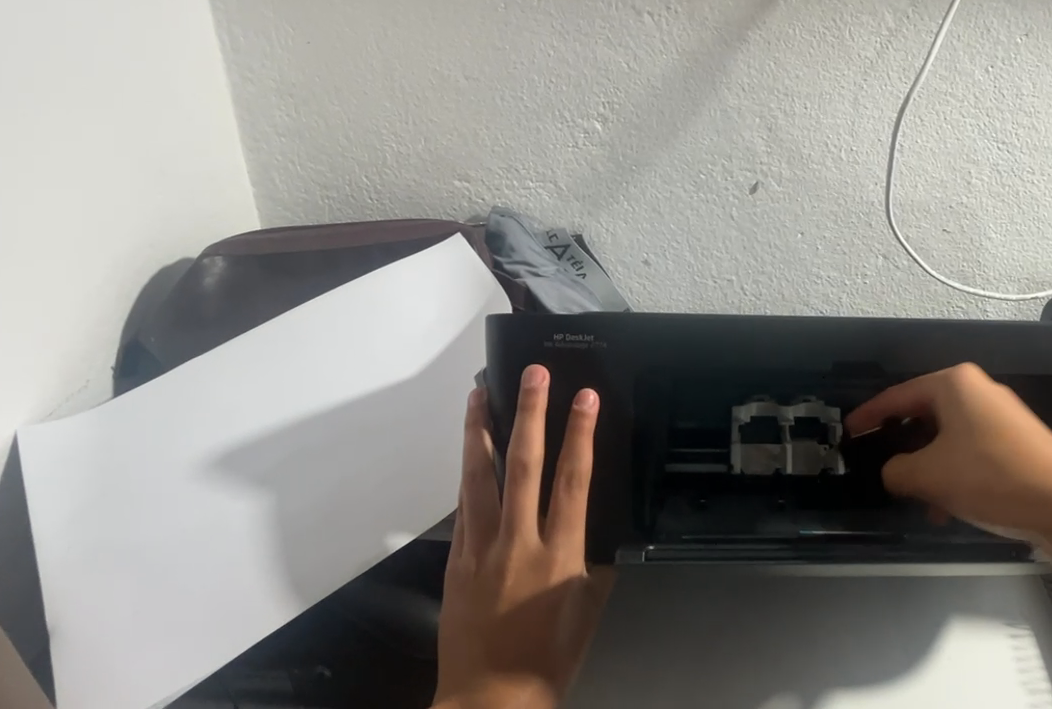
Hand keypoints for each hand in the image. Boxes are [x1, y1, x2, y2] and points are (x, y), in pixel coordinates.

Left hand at [436, 366, 613, 708]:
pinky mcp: (456, 559)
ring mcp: (480, 548)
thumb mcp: (590, 604)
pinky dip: (468, 470)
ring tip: (478, 393)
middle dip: (529, 414)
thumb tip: (595, 514)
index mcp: (559, 554)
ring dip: (479, 431)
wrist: (490, 701)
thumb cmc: (551, 655)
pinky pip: (464, 505)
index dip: (580, 434)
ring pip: (478, 477)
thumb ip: (593, 555)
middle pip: (522, 465)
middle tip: (533, 374)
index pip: (572, 480)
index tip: (584, 396)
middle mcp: (517, 543)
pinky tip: (470, 448)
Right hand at [845, 363, 1051, 541]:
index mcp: (954, 383)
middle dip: (903, 447)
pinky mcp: (1018, 442)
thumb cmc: (992, 478)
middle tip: (882, 467)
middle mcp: (978, 390)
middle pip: (924, 415)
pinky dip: (954, 474)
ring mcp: (1001, 416)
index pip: (898, 396)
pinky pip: (971, 451)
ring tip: (920, 502)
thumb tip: (892, 472)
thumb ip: (896, 471)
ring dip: (929, 468)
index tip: (850, 431)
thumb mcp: (929, 476)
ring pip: (948, 438)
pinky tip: (949, 507)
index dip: (870, 415)